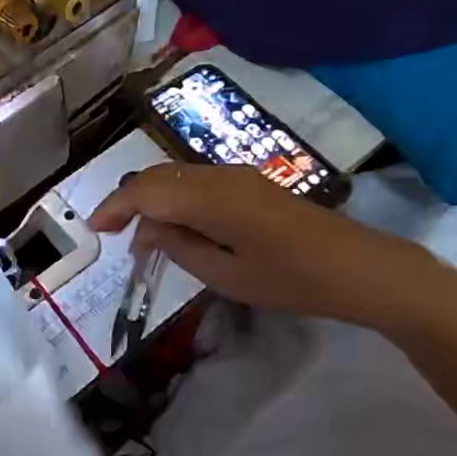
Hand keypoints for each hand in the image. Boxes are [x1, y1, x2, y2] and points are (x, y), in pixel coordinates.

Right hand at [87, 163, 456, 333]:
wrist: (360, 267)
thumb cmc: (292, 280)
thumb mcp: (227, 276)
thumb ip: (181, 248)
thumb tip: (147, 231)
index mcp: (211, 198)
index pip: (147, 191)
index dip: (116, 206)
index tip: (96, 229)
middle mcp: (220, 175)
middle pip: (159, 176)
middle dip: (130, 202)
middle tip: (116, 237)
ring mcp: (238, 176)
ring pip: (178, 177)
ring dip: (154, 202)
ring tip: (146, 241)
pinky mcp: (251, 183)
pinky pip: (199, 183)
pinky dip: (177, 201)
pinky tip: (180, 229)